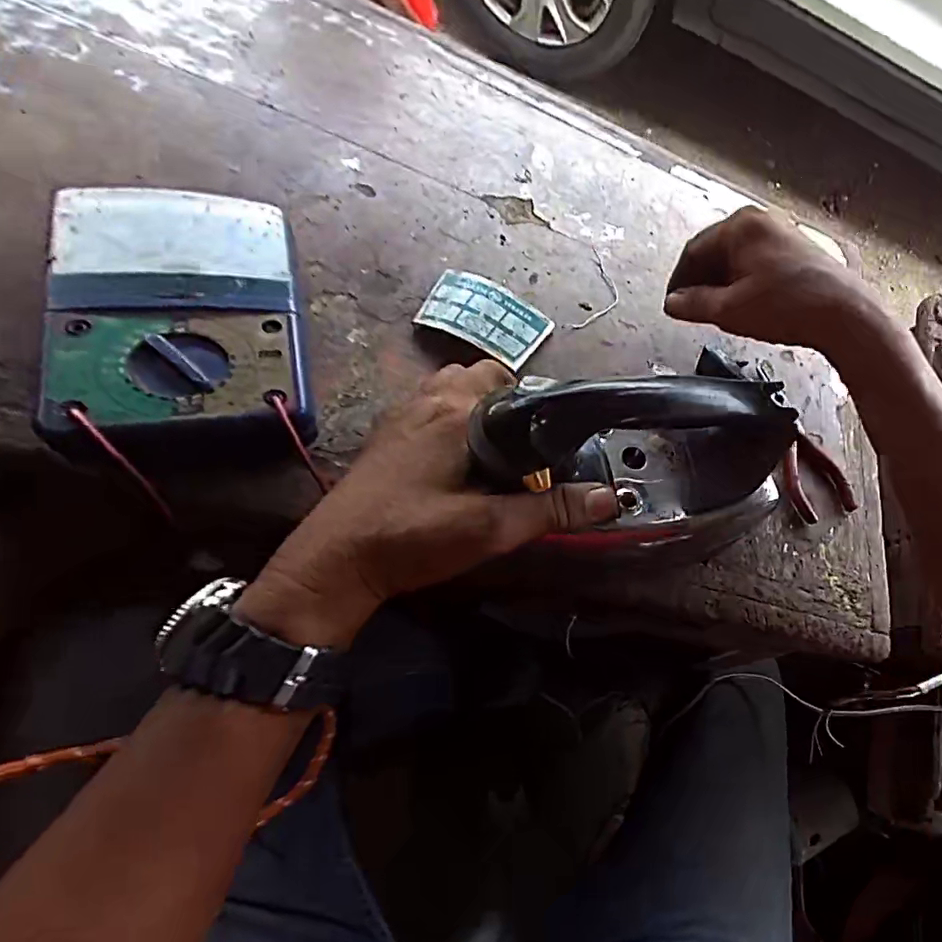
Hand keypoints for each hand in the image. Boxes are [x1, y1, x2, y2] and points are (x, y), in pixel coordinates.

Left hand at [237, 361, 617, 645]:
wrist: (334, 565)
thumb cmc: (408, 538)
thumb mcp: (490, 529)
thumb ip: (552, 511)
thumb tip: (607, 500)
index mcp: (456, 414)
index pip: (512, 381)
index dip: (540, 409)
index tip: (551, 444)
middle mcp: (426, 402)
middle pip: (481, 376)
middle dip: (510, 401)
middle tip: (524, 446)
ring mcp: (401, 416)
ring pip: (452, 387)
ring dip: (478, 405)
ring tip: (495, 448)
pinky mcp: (387, 436)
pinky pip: (430, 406)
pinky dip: (453, 418)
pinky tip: (459, 461)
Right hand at [665, 207, 886, 359]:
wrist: (845, 315)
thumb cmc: (789, 307)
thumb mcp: (731, 310)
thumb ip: (695, 305)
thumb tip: (674, 304)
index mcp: (740, 226)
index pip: (694, 251)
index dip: (679, 281)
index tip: (674, 304)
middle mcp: (763, 221)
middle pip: (718, 250)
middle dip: (703, 281)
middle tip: (695, 309)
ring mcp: (786, 233)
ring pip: (742, 257)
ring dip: (727, 283)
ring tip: (722, 311)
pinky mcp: (803, 250)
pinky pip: (764, 262)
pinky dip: (750, 281)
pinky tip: (752, 304)